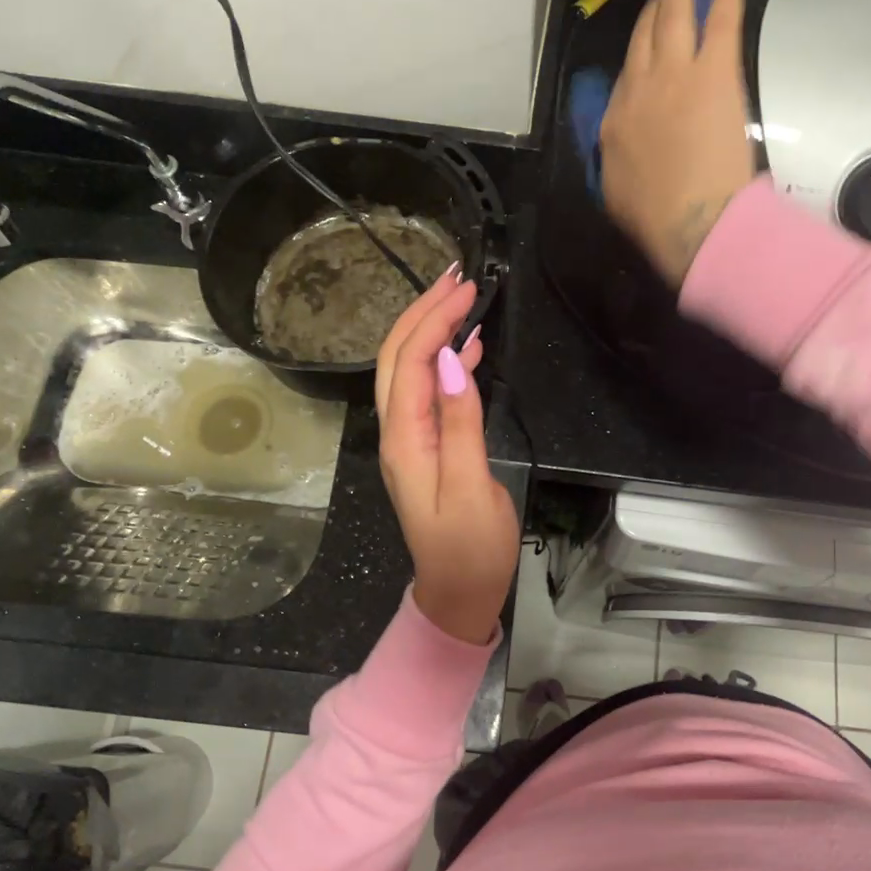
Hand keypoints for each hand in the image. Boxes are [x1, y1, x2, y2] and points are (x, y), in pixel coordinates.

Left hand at [375, 269, 519, 645]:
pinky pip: (426, 390)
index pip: (412, 362)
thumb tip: (452, 359)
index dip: (435, 320)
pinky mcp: (426, 446)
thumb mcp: (472, 486)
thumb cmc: (471, 548)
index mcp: (406, 438)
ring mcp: (409, 439)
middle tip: (457, 277)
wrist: (459, 593)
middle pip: (398, 357)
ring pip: (409, 370)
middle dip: (423, 312)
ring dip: (429, 329)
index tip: (467, 288)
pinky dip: (445, 361)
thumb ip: (460, 421)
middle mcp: (398, 432)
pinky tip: (468, 347)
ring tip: (460, 297)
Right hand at [600, 0, 756, 286]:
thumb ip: (616, 164)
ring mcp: (675, 76)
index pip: (625, 79)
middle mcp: (638, 90)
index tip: (646, 45)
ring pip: (674, 16)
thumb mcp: (616, 194)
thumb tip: (620, 153)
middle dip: (653, 7)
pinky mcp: (714, 74)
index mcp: (615, 123)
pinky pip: (719, 21)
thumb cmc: (655, 222)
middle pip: (643, 37)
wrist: (689, 224)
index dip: (638, 56)